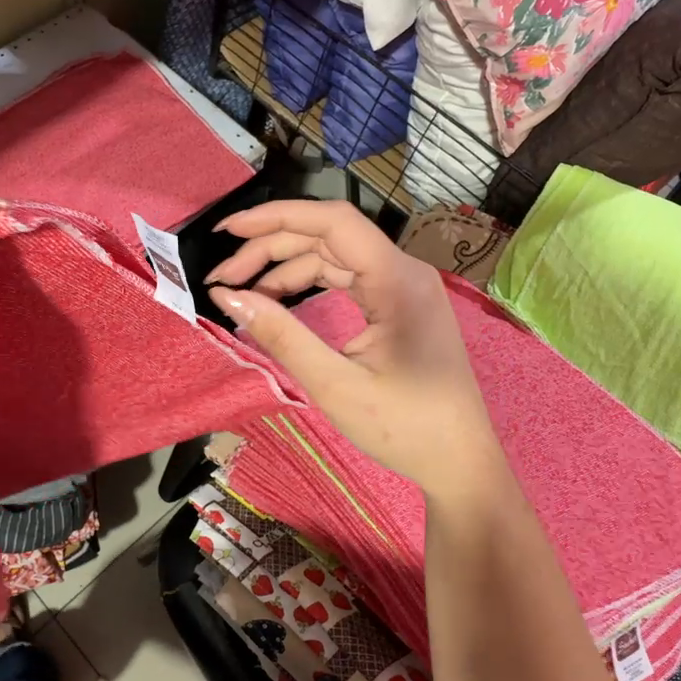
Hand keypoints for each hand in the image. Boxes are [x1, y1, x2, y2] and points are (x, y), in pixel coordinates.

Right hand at [204, 200, 489, 487]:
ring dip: (283, 270)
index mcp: (397, 279)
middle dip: (270, 250)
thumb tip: (228, 297)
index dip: (275, 217)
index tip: (228, 230)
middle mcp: (403, 271)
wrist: (459, 463)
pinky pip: (345, 280)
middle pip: (326, 238)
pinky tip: (275, 303)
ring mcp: (402, 287)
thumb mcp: (334, 383)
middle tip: (221, 279)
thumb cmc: (404, 426)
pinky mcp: (397, 305)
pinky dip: (306, 286)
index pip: (331, 222)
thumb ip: (281, 335)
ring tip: (239, 294)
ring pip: (332, 258)